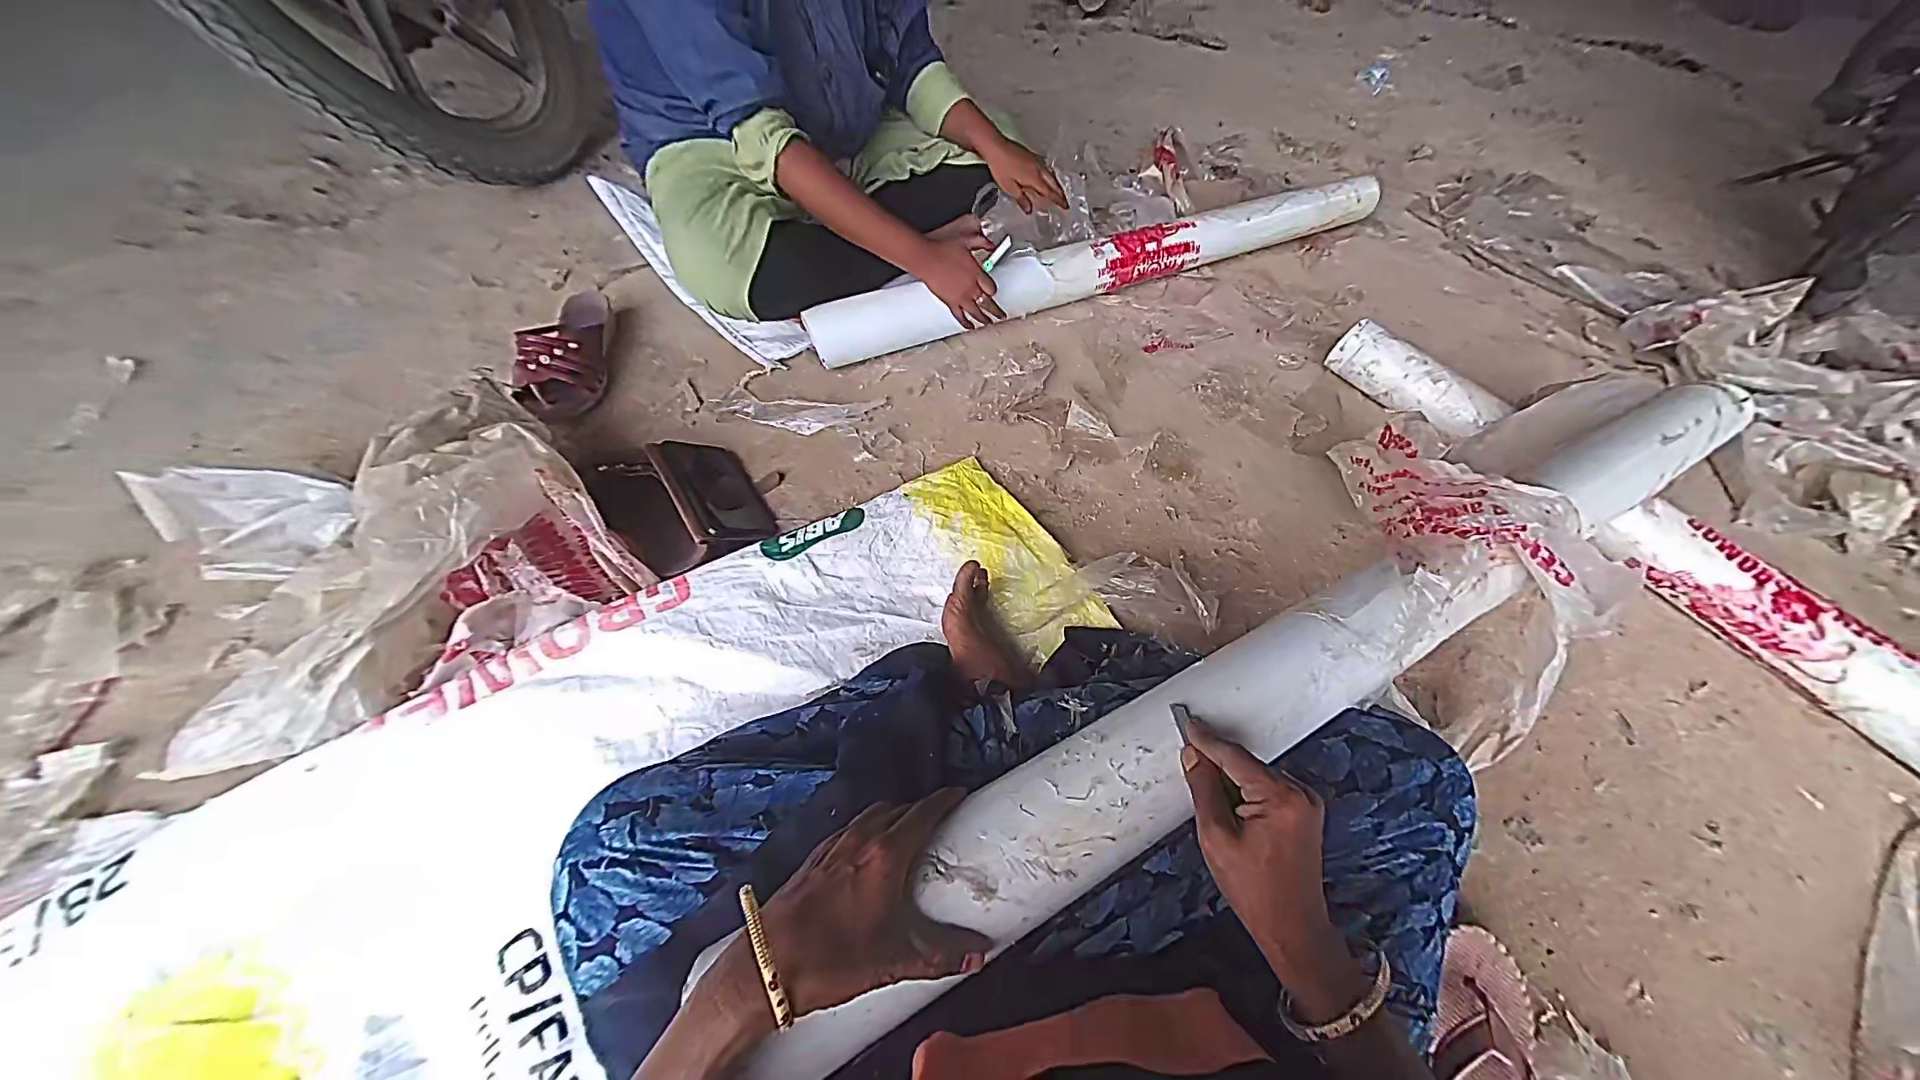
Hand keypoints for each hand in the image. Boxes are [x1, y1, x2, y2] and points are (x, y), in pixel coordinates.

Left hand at [755, 788, 990, 1016]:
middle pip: (899, 808)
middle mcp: (860, 841)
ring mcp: (834, 847)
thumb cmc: (828, 961)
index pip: (923, 812)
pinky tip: (866, 851)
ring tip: (907, 831)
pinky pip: (849, 829)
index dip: (945, 800)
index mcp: (885, 856)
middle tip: (940, 818)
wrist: (767, 966)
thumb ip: (941, 956)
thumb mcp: (894, 962)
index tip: (959, 795)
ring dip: (894, 815)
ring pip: (872, 815)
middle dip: (923, 807)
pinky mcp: (814, 858)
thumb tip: (976, 955)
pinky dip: (867, 828)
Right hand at [913, 238, 1004, 328]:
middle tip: (1001, 315)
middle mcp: (971, 287)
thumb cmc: (943, 249)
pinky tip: (970, 326)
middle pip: (988, 303)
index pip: (991, 287)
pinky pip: (961, 317)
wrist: (927, 259)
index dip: (993, 290)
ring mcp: (962, 297)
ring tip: (989, 323)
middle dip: (996, 311)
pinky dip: (966, 323)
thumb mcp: (966, 241)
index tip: (993, 292)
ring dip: (985, 319)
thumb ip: (981, 242)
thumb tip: (991, 244)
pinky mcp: (951, 303)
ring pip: (977, 312)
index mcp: (977, 273)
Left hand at [983, 140, 1067, 213]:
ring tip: (1058, 192)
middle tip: (1065, 201)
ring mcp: (1036, 161)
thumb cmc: (1001, 167)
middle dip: (1060, 193)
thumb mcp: (1009, 188)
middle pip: (1053, 183)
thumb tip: (1029, 209)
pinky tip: (1048, 178)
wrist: (996, 147)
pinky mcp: (1032, 156)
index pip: (1049, 192)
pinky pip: (1045, 168)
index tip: (1065, 207)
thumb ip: (1021, 199)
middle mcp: (1038, 169)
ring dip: (1056, 184)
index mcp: (1034, 178)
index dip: (1058, 201)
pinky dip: (1049, 176)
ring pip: (1050, 175)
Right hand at [1179, 718, 1340, 978]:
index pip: (1233, 756)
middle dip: (1218, 766)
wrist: (1293, 927)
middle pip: (1245, 764)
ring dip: (1232, 781)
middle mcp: (1300, 794)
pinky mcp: (1305, 812)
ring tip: (1219, 814)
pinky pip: (1267, 787)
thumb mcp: (1216, 837)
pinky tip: (1235, 815)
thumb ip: (1203, 789)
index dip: (1205, 740)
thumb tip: (1194, 757)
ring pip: (1255, 775)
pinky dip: (1247, 791)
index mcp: (1281, 797)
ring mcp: (1306, 803)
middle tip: (1192, 773)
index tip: (1188, 725)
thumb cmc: (1256, 891)